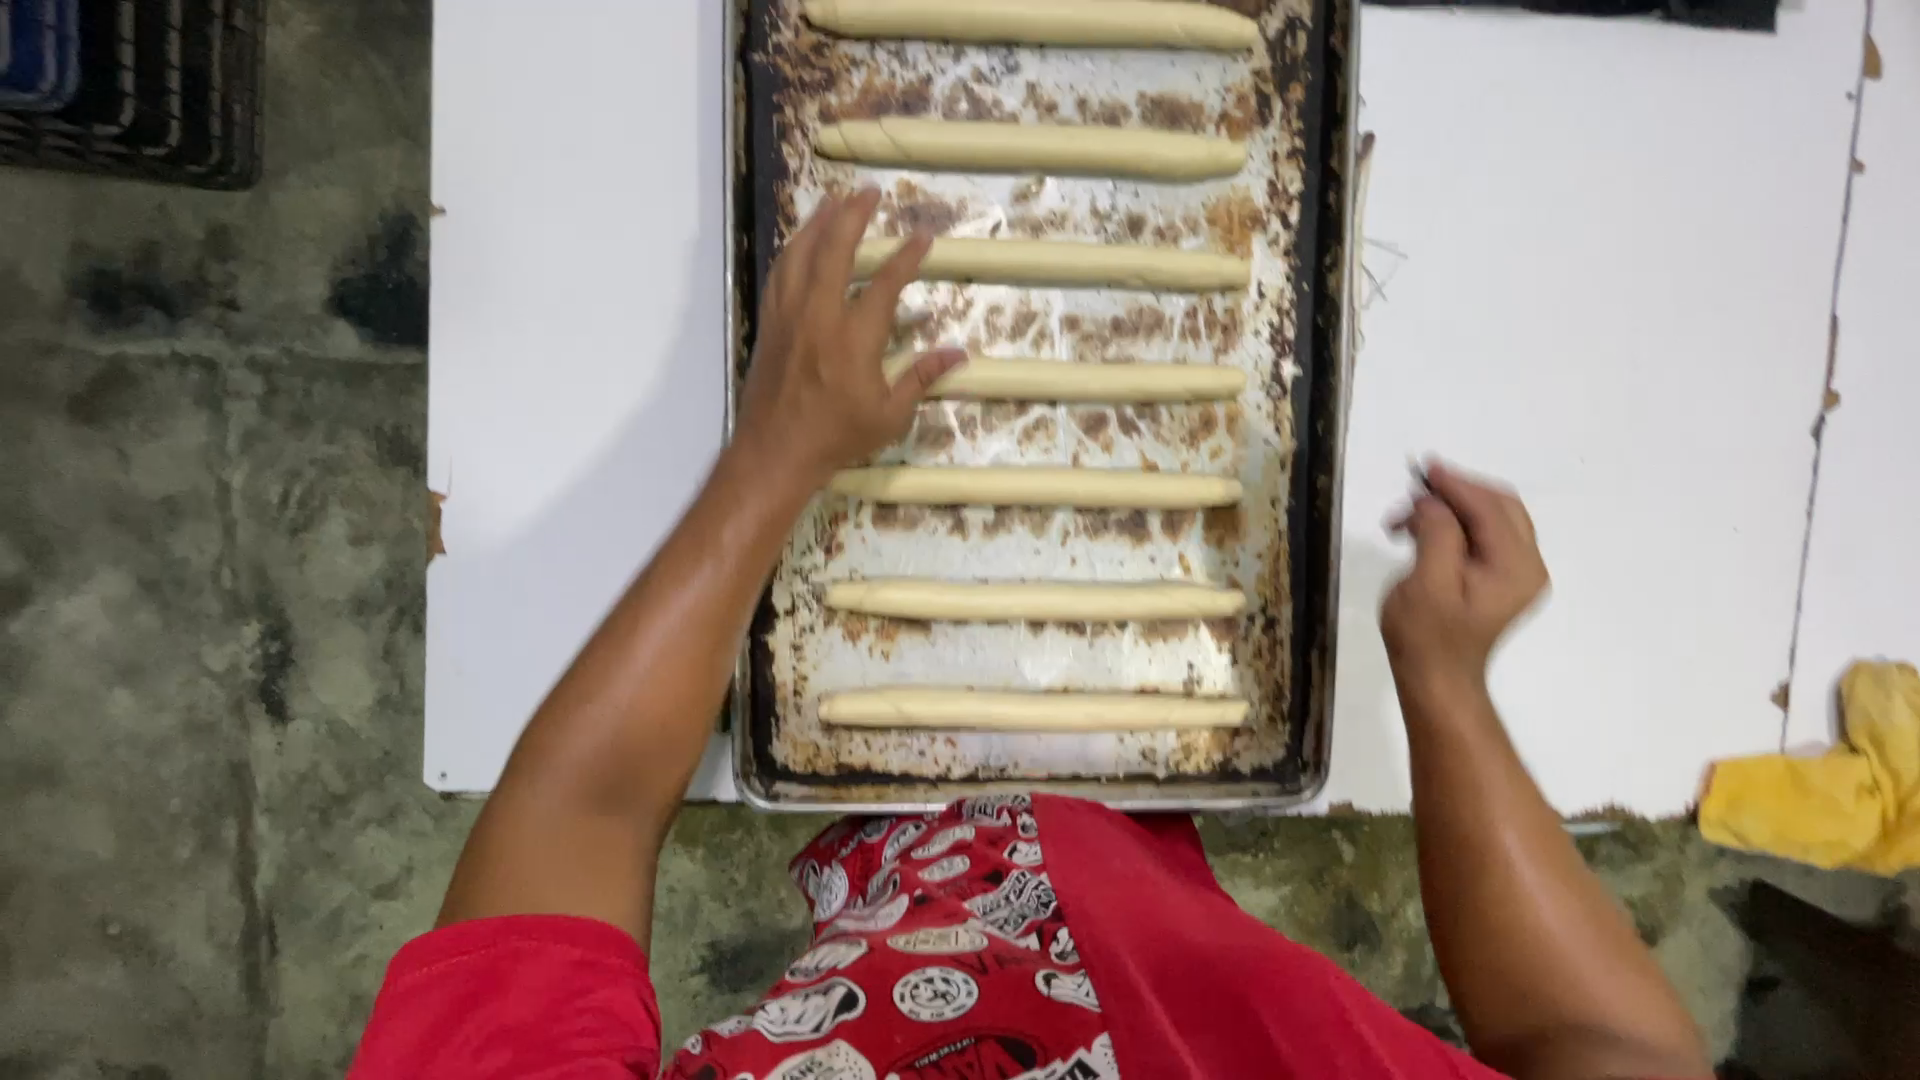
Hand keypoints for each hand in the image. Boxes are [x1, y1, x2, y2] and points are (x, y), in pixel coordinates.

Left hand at [734, 189, 965, 486]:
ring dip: (818, 223)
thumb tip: (958, 354)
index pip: (885, 285)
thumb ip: (921, 378)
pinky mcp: (770, 324)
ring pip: (800, 254)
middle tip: (869, 192)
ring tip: (833, 201)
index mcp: (853, 339)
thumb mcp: (889, 415)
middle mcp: (818, 316)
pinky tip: (800, 242)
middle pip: (835, 251)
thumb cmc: (837, 438)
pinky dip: (792, 250)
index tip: (922, 236)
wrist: (775, 452)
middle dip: (853, 216)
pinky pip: (779, 274)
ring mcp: (788, 317)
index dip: (906, 257)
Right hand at [1381, 460, 1548, 700]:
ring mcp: (1515, 573)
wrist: (1434, 678)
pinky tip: (1419, 533)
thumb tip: (1431, 501)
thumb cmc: (1426, 635)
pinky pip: (1481, 536)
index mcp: (1516, 567)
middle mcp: (1526, 565)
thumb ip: (1436, 534)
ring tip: (1403, 521)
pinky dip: (1451, 525)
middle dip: (1453, 493)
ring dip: (1447, 509)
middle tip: (1409, 495)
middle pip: (1498, 507)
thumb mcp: (1426, 582)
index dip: (1457, 484)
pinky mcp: (1497, 578)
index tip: (1423, 468)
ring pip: (1488, 519)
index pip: (1491, 508)